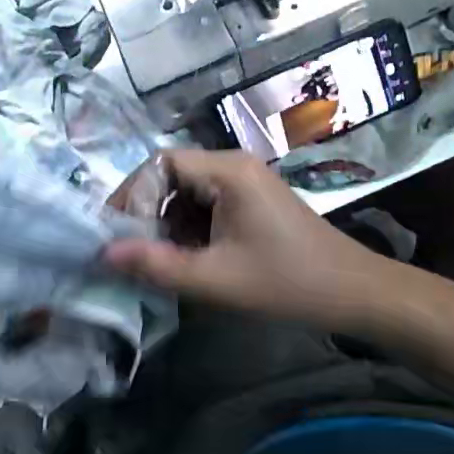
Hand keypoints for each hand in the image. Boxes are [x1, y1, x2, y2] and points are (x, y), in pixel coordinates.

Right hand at [103, 149, 398, 331]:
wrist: (349, 291)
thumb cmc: (284, 281)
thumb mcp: (214, 279)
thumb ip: (156, 265)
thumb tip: (104, 253)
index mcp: (228, 170)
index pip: (161, 163)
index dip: (131, 194)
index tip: (115, 234)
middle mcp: (234, 165)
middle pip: (172, 175)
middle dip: (147, 213)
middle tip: (132, 252)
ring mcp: (245, 182)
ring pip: (187, 192)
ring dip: (167, 224)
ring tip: (158, 261)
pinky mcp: (251, 201)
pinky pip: (207, 204)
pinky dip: (189, 229)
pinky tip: (188, 260)